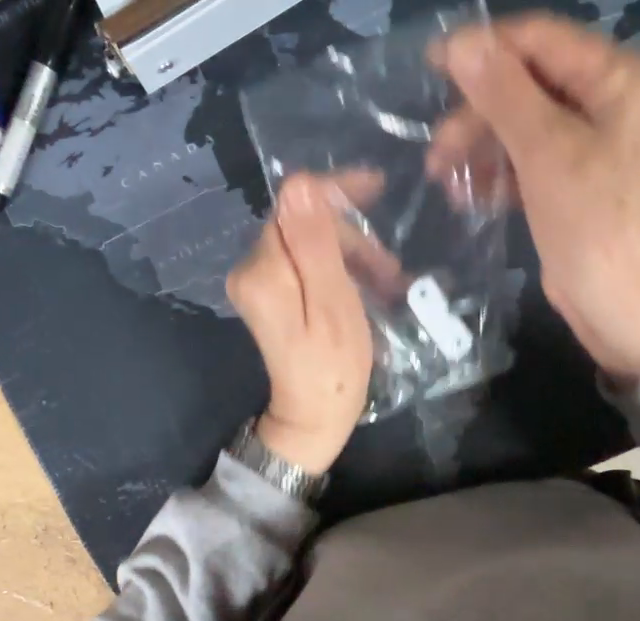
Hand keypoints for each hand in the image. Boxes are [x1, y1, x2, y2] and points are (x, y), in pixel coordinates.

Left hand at [227, 173, 376, 473]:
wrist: (313, 418)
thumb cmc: (332, 368)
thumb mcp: (332, 303)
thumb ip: (314, 244)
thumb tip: (299, 182)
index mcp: (264, 270)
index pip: (295, 202)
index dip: (336, 192)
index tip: (379, 188)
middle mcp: (250, 270)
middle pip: (302, 224)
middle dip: (350, 236)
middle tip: (390, 269)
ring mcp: (258, 285)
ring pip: (308, 244)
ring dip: (350, 255)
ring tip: (387, 282)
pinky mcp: (270, 298)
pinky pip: (305, 266)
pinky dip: (338, 271)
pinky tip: (366, 287)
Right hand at [430, 15, 639, 382]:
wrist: (614, 299)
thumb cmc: (590, 221)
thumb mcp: (544, 151)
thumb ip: (503, 94)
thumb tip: (460, 43)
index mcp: (617, 75)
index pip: (540, 40)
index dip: (485, 49)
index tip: (432, 64)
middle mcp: (606, 96)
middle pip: (525, 83)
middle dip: (477, 114)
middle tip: (437, 151)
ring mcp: (586, 139)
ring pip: (516, 123)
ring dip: (477, 148)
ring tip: (443, 179)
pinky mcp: (566, 177)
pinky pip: (521, 157)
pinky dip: (493, 173)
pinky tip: (467, 196)